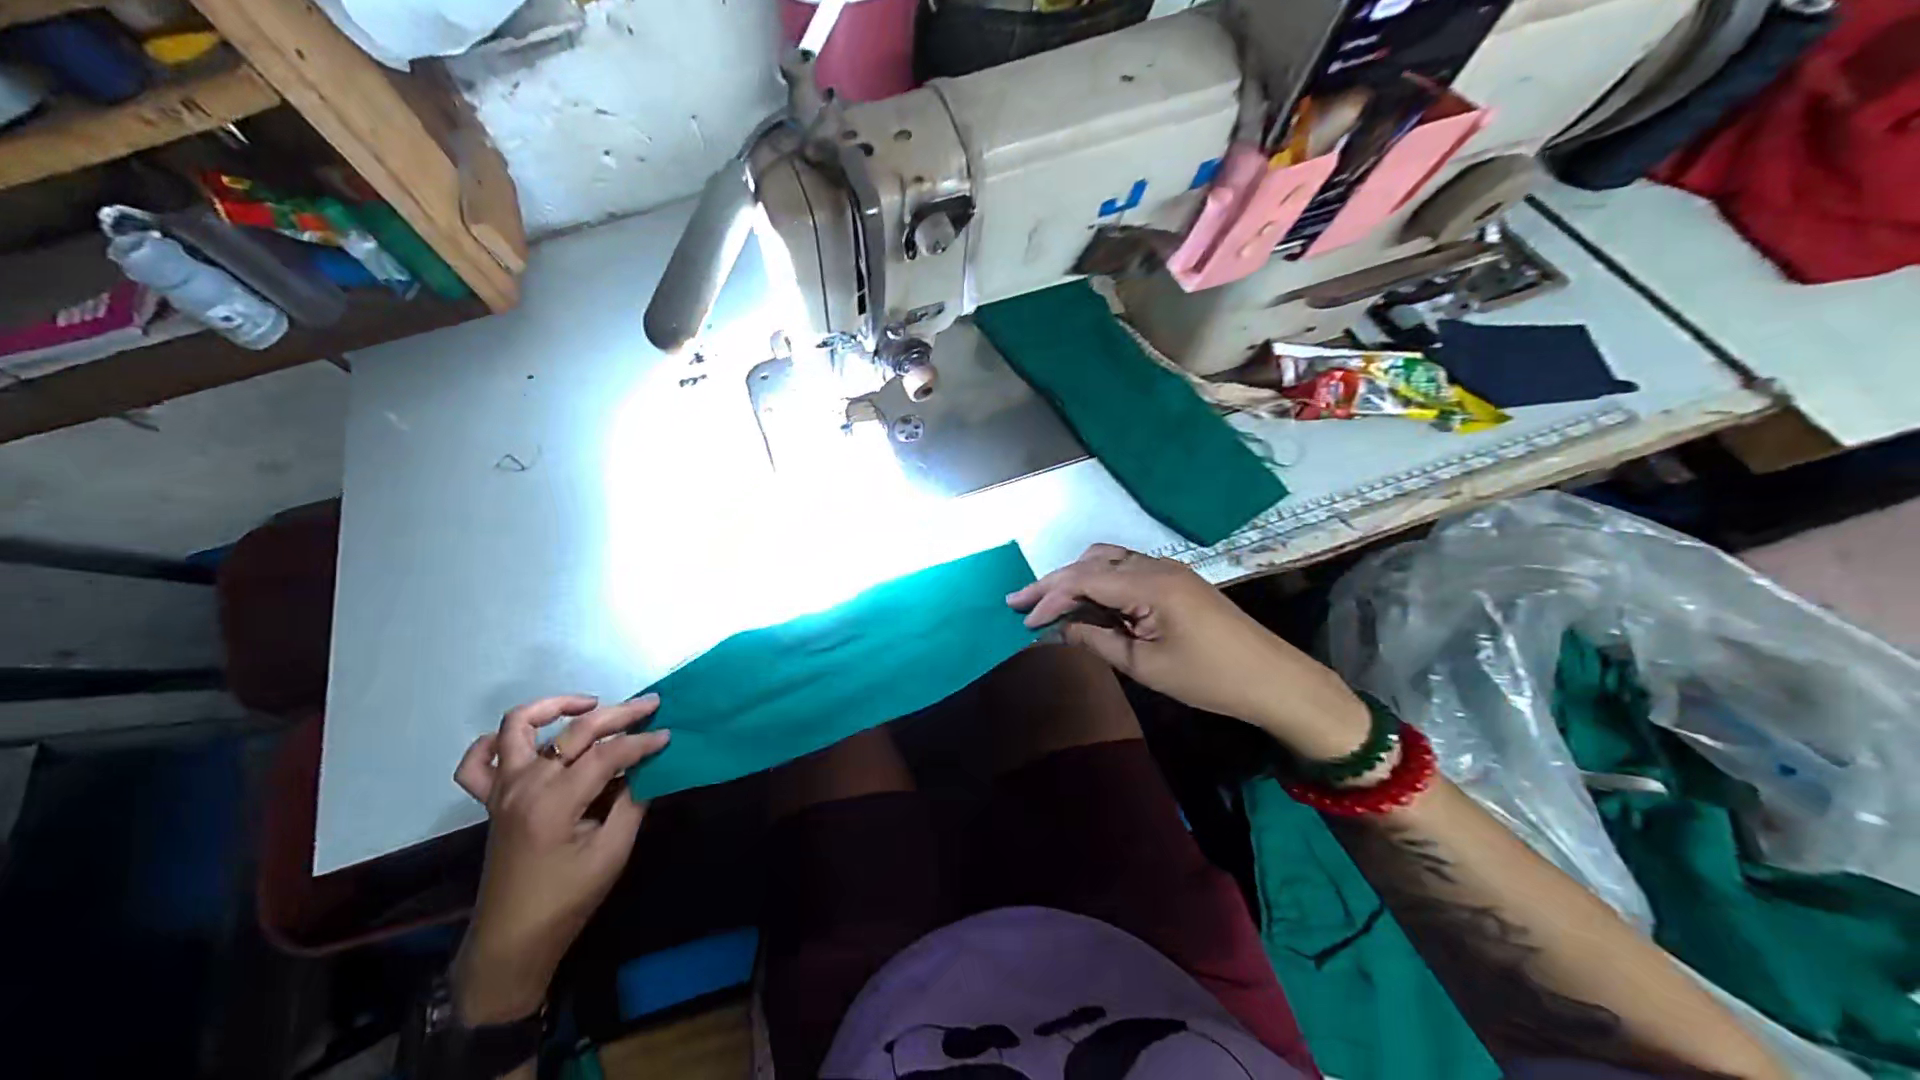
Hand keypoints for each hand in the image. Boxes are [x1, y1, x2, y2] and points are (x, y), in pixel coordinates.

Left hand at [450, 694, 670, 1023]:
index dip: (642, 742)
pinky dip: (497, 741)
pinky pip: (478, 762)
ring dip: (553, 708)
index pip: (607, 753)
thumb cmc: (567, 900)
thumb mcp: (613, 852)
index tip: (669, 736)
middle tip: (650, 705)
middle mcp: (524, 786)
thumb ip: (633, 802)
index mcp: (554, 802)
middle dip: (618, 714)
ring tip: (589, 705)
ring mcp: (502, 790)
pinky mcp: (492, 800)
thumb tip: (650, 766)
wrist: (512, 942)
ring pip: (517, 726)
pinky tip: (529, 738)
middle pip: (574, 731)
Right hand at [1006, 544, 1368, 759]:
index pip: (1083, 579)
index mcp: (1148, 584)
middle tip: (1021, 601)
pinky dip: (1099, 579)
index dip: (1049, 596)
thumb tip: (1062, 628)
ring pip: (1108, 559)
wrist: (1272, 678)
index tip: (1023, 618)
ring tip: (1049, 600)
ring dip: (1076, 576)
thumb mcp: (1145, 665)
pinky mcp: (1176, 580)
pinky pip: (1127, 568)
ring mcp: (1168, 569)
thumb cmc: (1208, 678)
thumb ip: (1098, 640)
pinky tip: (1088, 599)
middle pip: (1092, 562)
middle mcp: (1156, 565)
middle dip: (1054, 582)